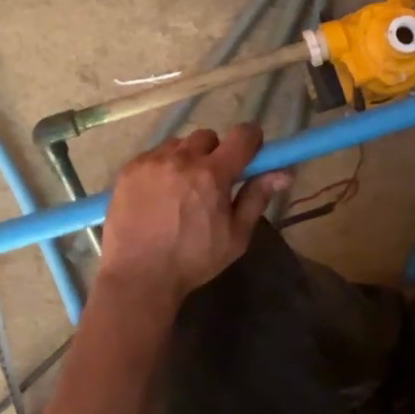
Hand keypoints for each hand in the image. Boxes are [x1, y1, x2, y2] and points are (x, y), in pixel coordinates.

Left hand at [99, 123, 291, 307]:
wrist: (138, 277)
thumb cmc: (193, 260)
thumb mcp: (235, 236)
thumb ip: (257, 198)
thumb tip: (284, 172)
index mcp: (213, 173)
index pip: (242, 135)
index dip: (251, 139)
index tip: (251, 152)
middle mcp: (182, 158)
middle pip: (208, 137)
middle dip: (214, 154)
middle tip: (210, 182)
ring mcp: (152, 161)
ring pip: (179, 144)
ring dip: (186, 158)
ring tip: (180, 189)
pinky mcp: (130, 169)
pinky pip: (153, 155)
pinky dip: (161, 167)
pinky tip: (157, 194)